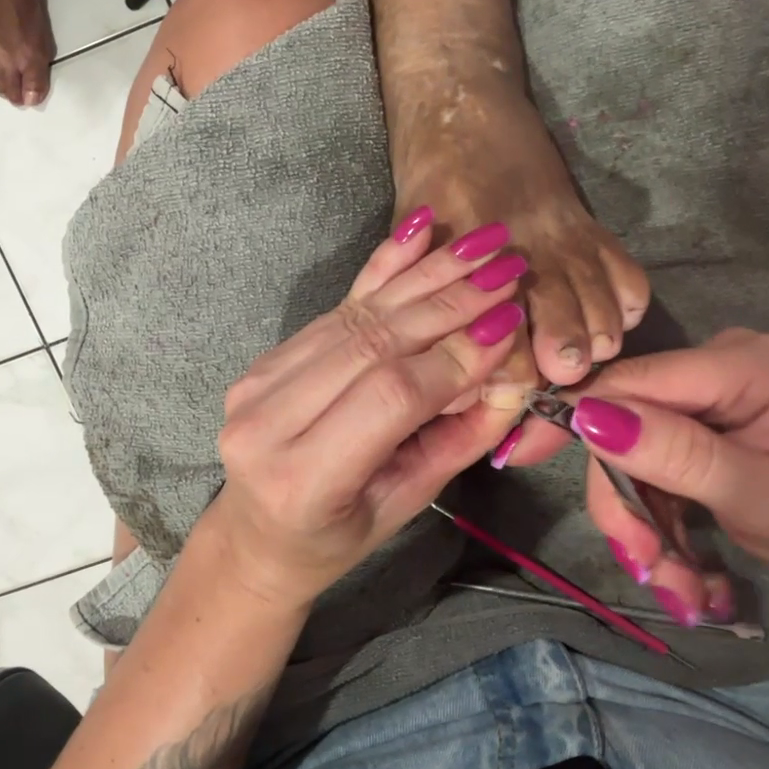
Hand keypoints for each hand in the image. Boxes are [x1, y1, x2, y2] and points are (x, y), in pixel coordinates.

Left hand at [206, 212, 525, 608]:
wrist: (257, 535)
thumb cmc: (336, 537)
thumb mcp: (404, 505)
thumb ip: (457, 439)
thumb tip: (512, 376)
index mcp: (302, 480)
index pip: (391, 396)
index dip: (454, 356)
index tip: (511, 320)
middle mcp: (267, 423)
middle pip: (371, 343)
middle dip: (448, 303)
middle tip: (509, 268)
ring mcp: (256, 383)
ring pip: (354, 317)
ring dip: (424, 276)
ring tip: (483, 244)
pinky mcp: (264, 359)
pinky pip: (333, 308)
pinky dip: (383, 269)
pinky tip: (422, 231)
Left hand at [391, 80, 650, 392]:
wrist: (463, 103)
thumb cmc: (429, 175)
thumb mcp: (408, 229)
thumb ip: (419, 285)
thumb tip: (437, 355)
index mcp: (476, 259)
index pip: (503, 341)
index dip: (507, 383)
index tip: (505, 405)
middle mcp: (532, 252)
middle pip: (566, 331)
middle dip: (562, 369)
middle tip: (556, 387)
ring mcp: (569, 236)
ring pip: (604, 309)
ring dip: (596, 345)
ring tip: (583, 364)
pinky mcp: (592, 223)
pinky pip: (628, 275)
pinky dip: (625, 308)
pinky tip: (606, 323)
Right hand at [529, 330, 768, 612]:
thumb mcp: (763, 497)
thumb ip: (677, 454)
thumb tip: (586, 415)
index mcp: (742, 364)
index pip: (629, 378)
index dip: (570, 415)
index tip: (519, 459)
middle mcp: (720, 367)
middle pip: (626, 423)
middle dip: (627, 502)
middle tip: (645, 568)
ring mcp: (714, 398)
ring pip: (634, 454)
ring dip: (645, 525)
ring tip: (681, 588)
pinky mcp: (709, 427)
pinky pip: (656, 467)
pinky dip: (661, 521)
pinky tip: (687, 569)